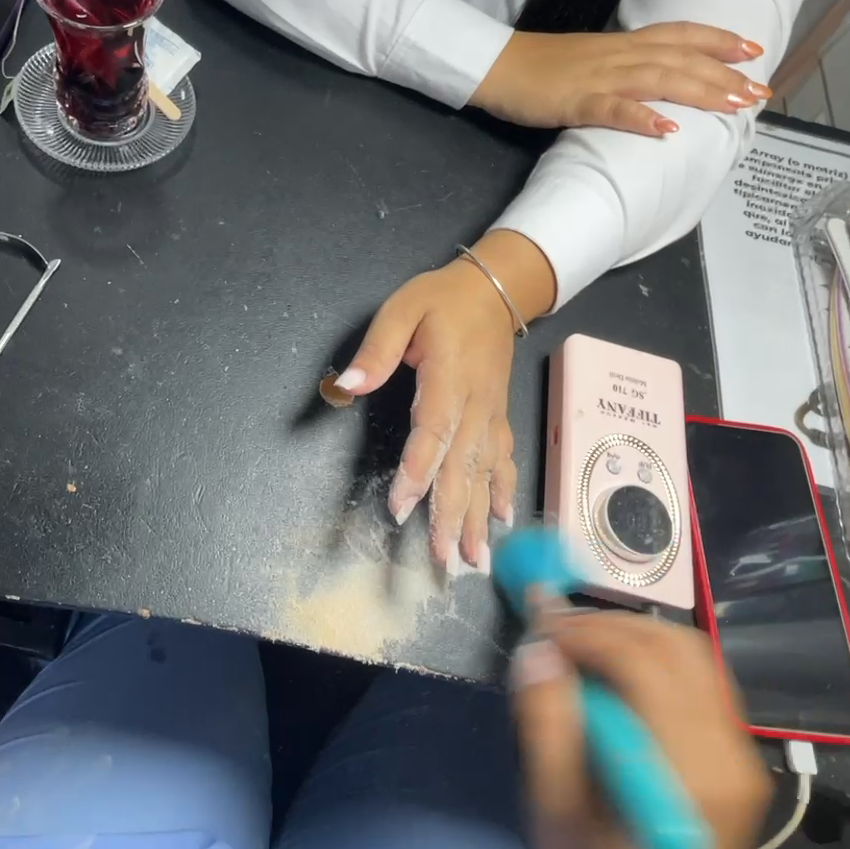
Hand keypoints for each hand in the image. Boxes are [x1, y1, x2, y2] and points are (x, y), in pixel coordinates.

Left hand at [328, 231, 555, 572]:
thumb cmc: (440, 300)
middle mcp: (476, 402)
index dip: (419, 472)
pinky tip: (501, 520)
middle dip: (451, 514)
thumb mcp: (401, 310)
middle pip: (463, 464)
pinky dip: (503, 491)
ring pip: (486, 470)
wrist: (495, 289)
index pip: (433, 431)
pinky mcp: (498, 415)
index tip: (403, 510)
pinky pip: (503, 458)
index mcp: (449, 376)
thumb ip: (375, 351)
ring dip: (477, 516)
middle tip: (442, 559)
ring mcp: (492, 412)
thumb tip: (346, 386)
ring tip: (472, 559)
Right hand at [470, 24, 768, 136]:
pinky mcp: (574, 101)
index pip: (678, 36)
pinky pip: (613, 109)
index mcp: (619, 45)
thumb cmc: (535, 67)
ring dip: (700, 91)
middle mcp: (617, 56)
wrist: (495, 66)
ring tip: (735, 105)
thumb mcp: (585, 62)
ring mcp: (597, 78)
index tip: (753, 50)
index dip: (718, 41)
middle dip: (724, 74)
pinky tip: (667, 129)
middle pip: (680, 60)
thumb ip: (615, 70)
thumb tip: (642, 87)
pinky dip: (642, 118)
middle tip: (760, 92)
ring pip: (659, 80)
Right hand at [512, 610, 771, 848]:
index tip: (537, 628)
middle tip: (552, 630)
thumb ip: (547, 728)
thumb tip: (535, 652)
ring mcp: (739, 752)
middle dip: (605, 623)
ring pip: (689, 652)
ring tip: (577, 643)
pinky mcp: (735, 751)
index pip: (643, 666)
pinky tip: (610, 668)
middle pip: (673, 647)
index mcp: (686, 774)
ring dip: (627, 633)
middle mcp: (727, 754)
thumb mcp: (555, 810)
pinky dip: (648, 654)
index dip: (585, 633)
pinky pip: (697, 675)